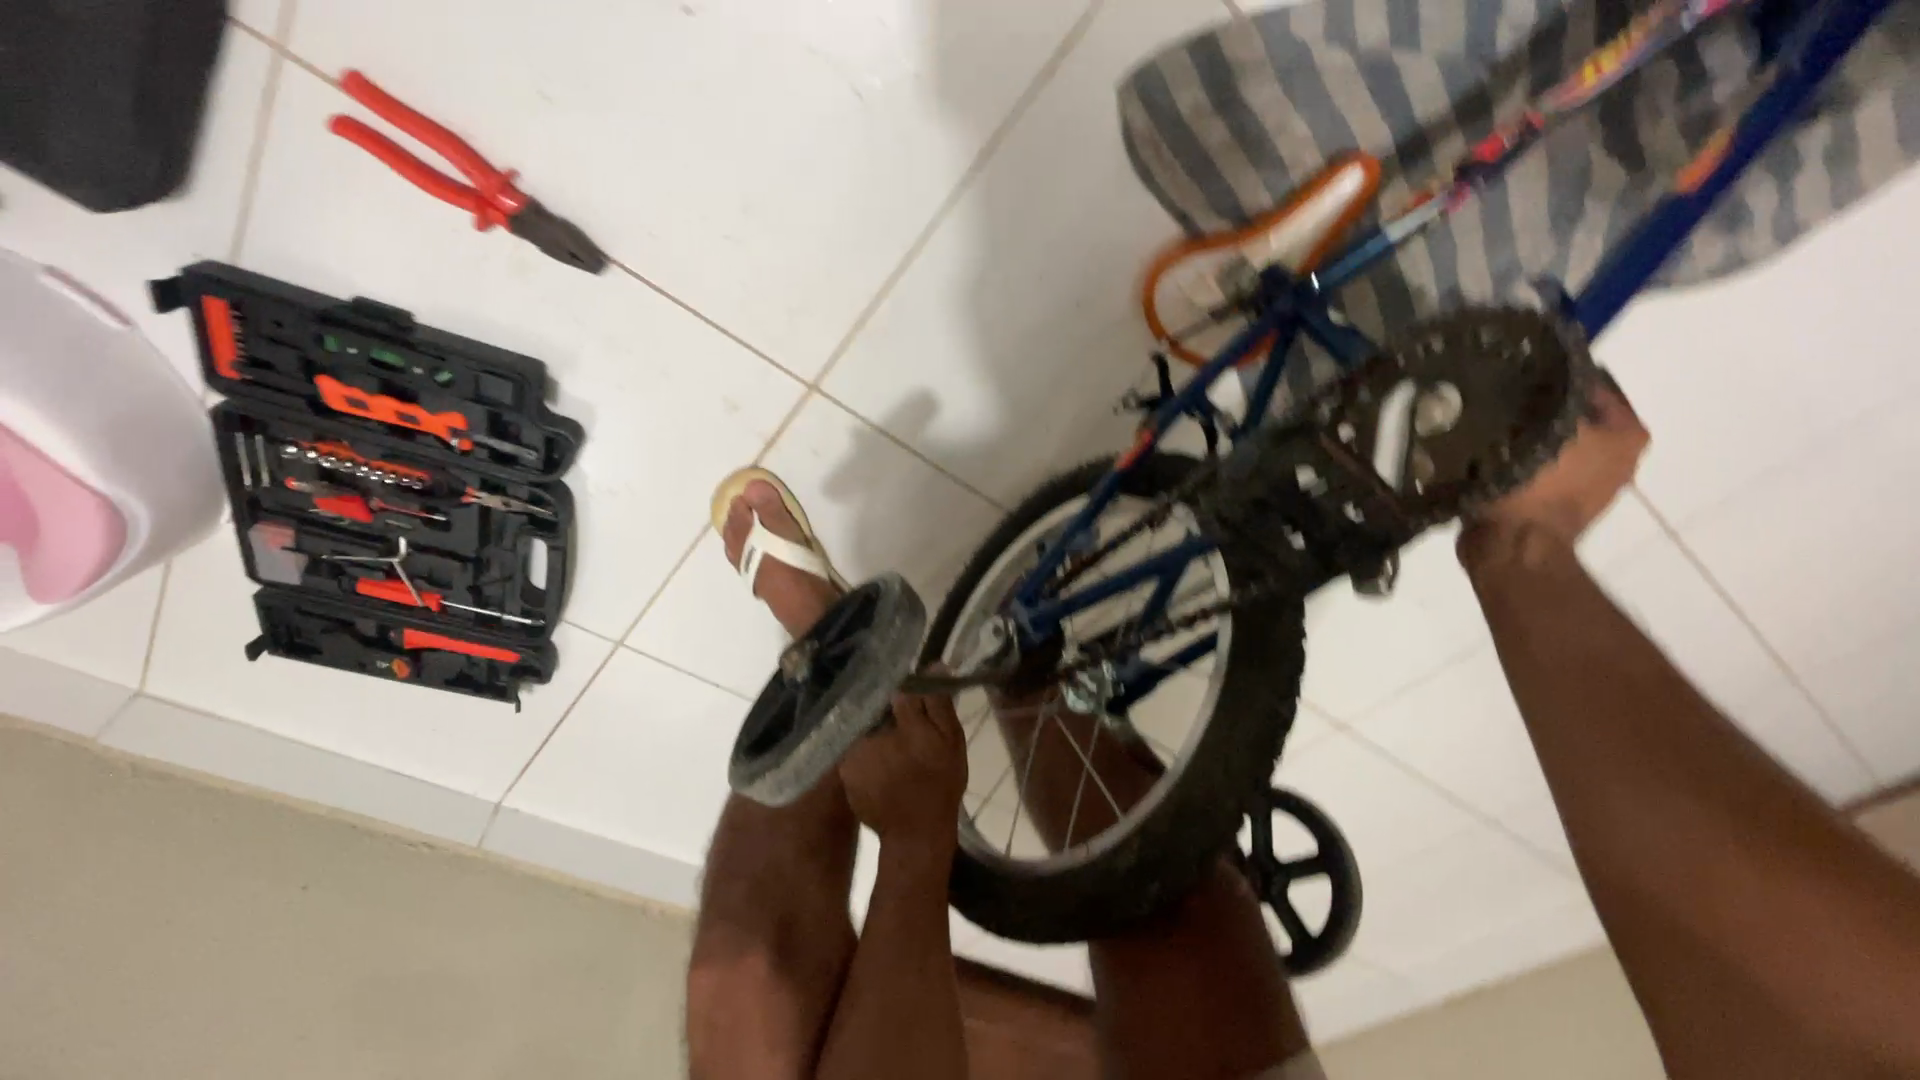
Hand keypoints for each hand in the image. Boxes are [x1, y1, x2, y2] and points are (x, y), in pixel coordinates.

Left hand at [839, 694, 967, 853]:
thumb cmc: (940, 785)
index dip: (900, 685)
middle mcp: (870, 732)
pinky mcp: (844, 773)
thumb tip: (933, 664)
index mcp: (900, 723)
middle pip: (873, 707)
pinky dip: (866, 754)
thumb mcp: (950, 741)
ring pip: (863, 729)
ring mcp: (852, 755)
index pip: (894, 687)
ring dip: (873, 732)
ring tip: (891, 746)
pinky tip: (881, 765)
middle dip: (884, 710)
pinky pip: (854, 751)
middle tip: (901, 723)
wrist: (916, 835)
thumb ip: (938, 704)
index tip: (905, 686)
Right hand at [1463, 375, 1648, 550]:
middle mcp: (1617, 458)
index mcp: (1627, 436)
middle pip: (1573, 416)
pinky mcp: (1552, 503)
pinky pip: (1535, 466)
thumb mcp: (1548, 428)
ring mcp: (1585, 484)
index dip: (1556, 376)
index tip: (1520, 369)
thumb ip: (1545, 399)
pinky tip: (1488, 449)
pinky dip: (1517, 458)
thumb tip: (1523, 378)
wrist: (1513, 545)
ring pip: (1551, 441)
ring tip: (1490, 420)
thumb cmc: (1539, 484)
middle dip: (1540, 407)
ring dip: (1525, 433)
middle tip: (1502, 395)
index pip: (1592, 387)